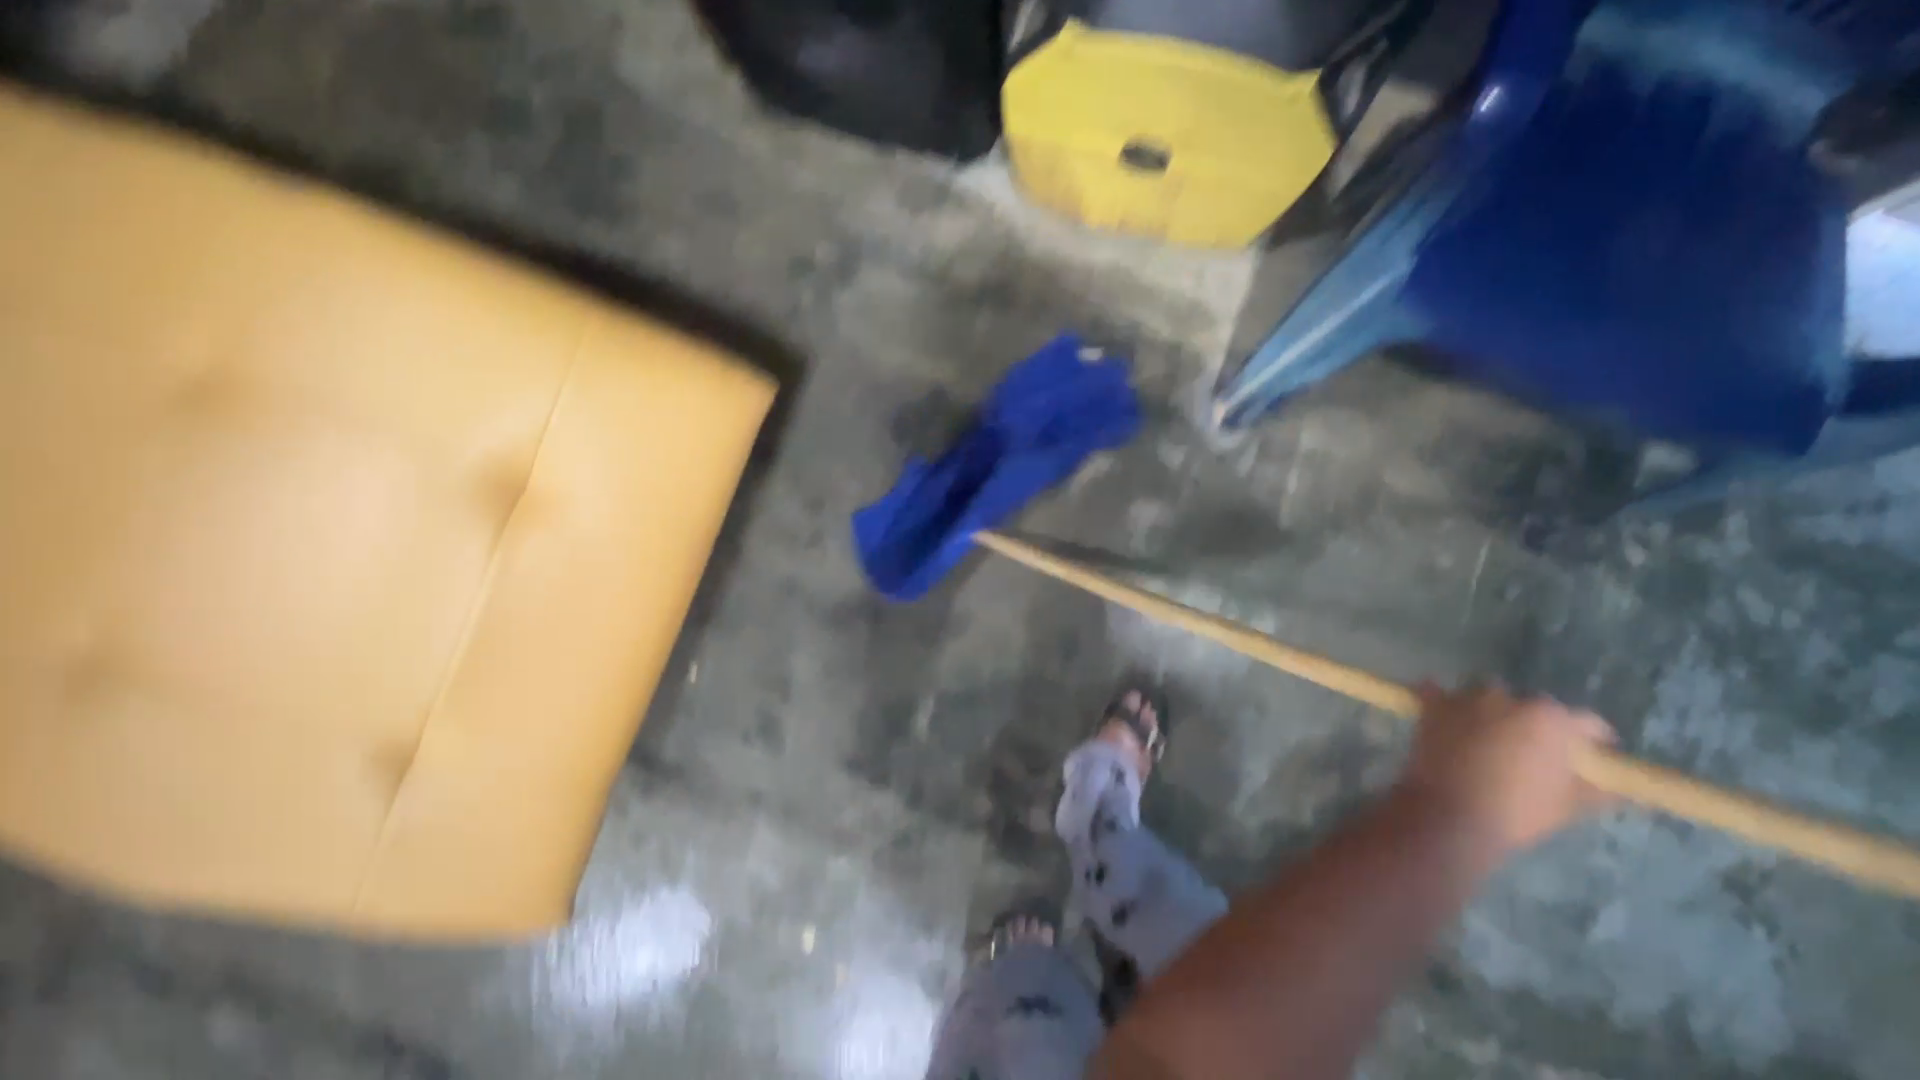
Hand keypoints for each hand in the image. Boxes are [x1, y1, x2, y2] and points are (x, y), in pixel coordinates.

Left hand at [1398, 681, 1616, 856]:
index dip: (1594, 739)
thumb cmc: (1516, 812)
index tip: (1594, 752)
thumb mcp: (1568, 806)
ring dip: (1490, 712)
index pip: (1585, 722)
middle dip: (1536, 725)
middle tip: (1532, 752)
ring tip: (1487, 739)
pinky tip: (1442, 710)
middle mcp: (1509, 698)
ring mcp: (1466, 699)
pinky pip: (1435, 692)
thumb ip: (1596, 790)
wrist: (1450, 816)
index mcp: (1550, 719)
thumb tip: (1616, 787)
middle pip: (1532, 707)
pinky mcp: (1432, 707)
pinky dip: (1439, 698)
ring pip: (1486, 697)